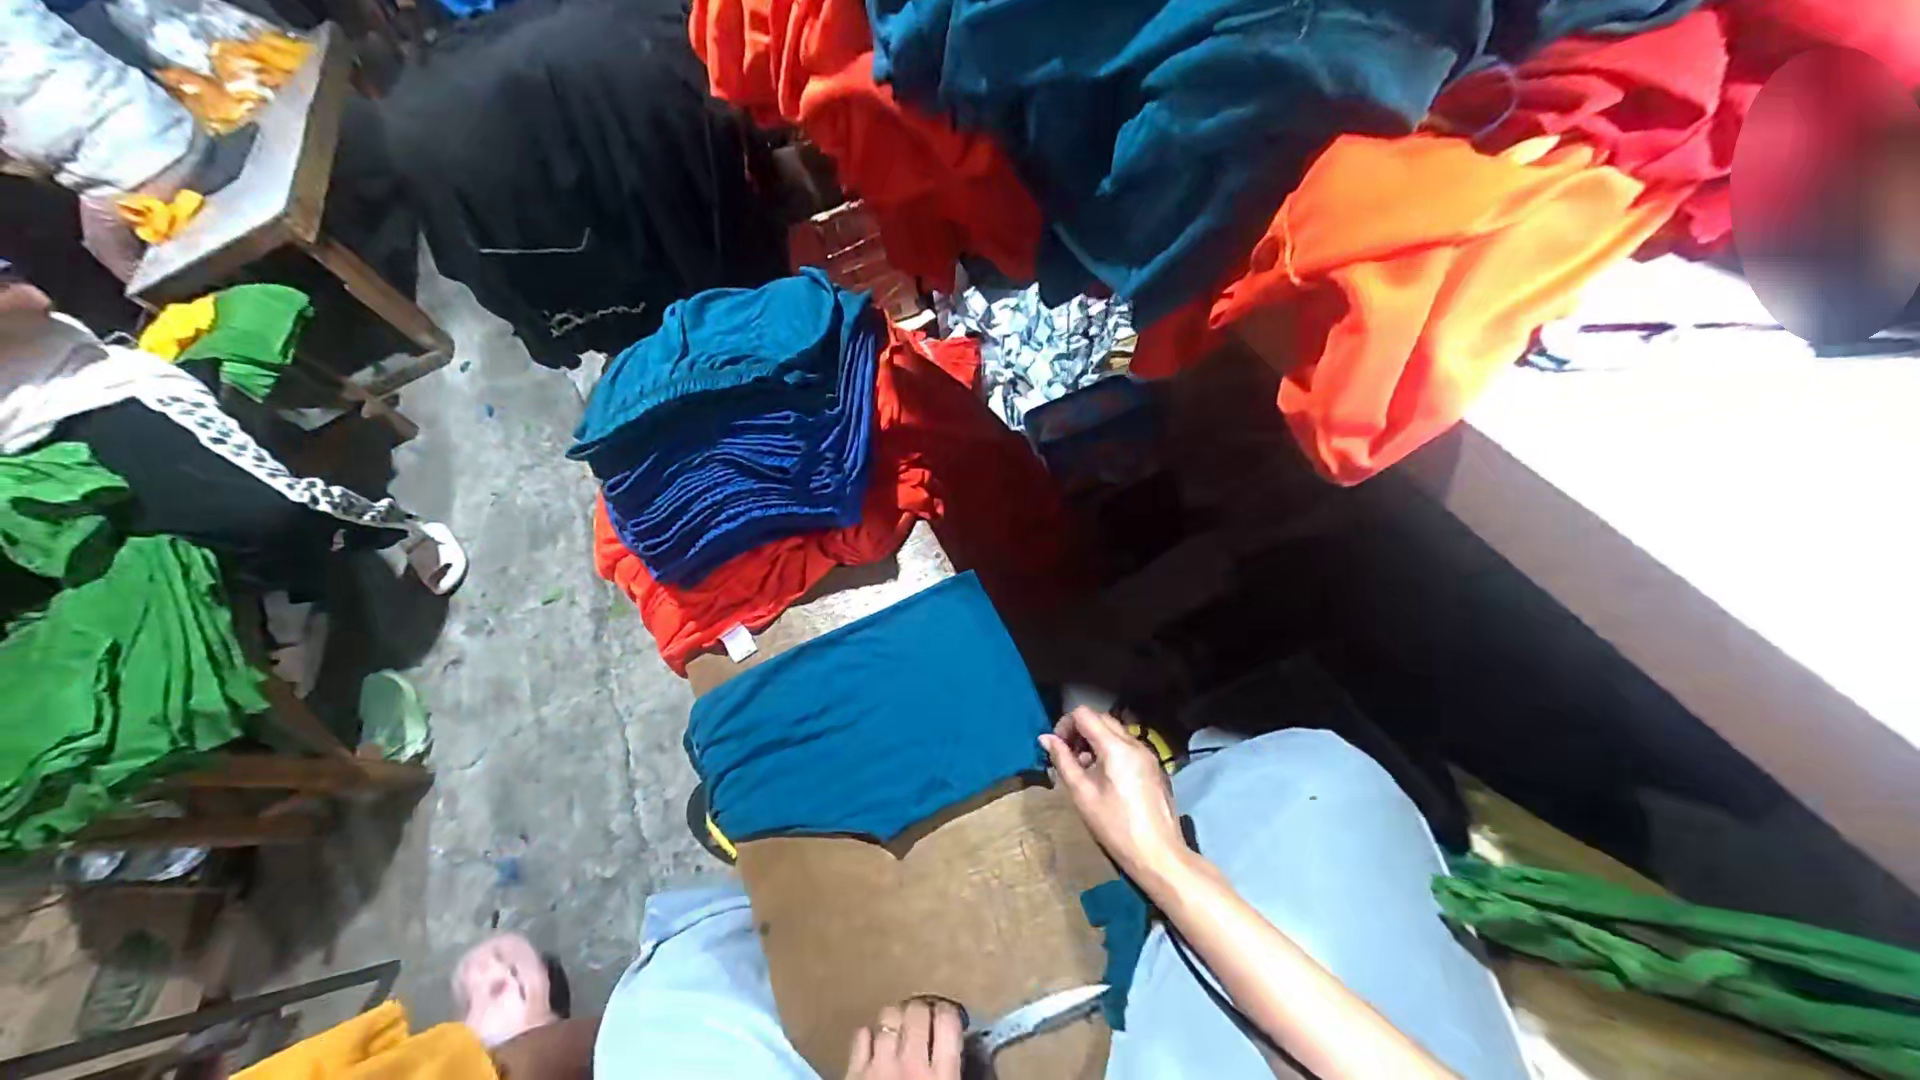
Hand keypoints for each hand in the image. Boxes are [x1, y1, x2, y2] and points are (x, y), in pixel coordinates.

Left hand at [844, 997, 962, 1079]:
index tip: (949, 1015)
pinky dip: (868, 1036)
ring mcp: (879, 1067)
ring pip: (888, 1016)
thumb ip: (954, 1071)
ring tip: (899, 1026)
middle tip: (924, 1019)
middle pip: (917, 1010)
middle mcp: (911, 1065)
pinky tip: (874, 1043)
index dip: (949, 1012)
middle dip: (921, 1010)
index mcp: (941, 1078)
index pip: (948, 1020)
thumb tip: (960, 1046)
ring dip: (896, 1018)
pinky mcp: (853, 1074)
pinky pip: (861, 1035)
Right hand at [1040, 707, 1187, 883]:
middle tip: (1068, 757)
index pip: (1084, 714)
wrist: (1158, 854)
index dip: (1065, 725)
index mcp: (1116, 747)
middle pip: (1100, 719)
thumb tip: (1046, 739)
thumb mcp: (1082, 793)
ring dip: (1094, 740)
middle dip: (1079, 731)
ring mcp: (1147, 754)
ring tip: (1084, 769)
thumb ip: (1063, 761)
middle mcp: (1134, 742)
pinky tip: (1104, 778)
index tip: (1057, 747)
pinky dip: (1110, 750)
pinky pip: (1127, 746)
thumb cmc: (1115, 826)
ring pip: (1114, 731)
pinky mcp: (1153, 766)